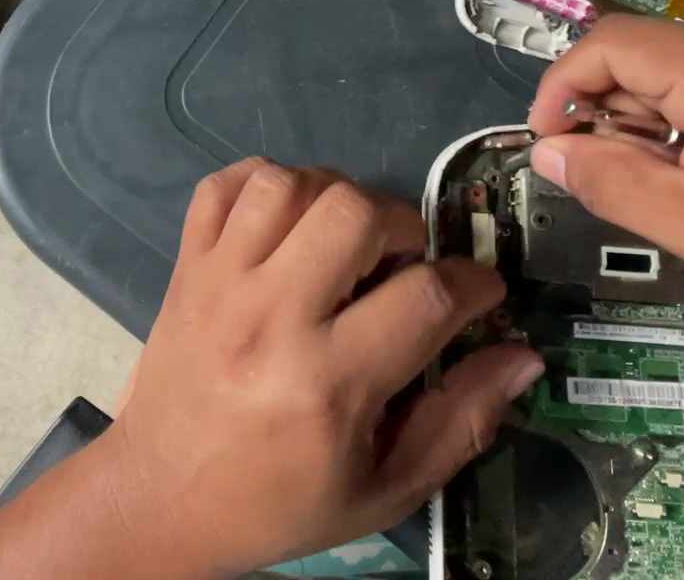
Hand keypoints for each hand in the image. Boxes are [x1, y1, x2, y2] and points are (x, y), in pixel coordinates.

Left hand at [99, 160, 544, 579]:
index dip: (473, 283)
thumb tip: (522, 356)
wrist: (161, 494)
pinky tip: (286, 218)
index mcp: (325, 383)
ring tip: (343, 237)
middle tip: (403, 262)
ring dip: (332, 195)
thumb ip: (461, 421)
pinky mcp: (185, 264)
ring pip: (286, 183)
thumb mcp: (384, 488)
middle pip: (353, 213)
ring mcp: (218, 280)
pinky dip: (263, 182)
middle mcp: (269, 316)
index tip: (482, 289)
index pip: (424, 296)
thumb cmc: (278, 501)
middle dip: (401, 225)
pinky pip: (223, 185)